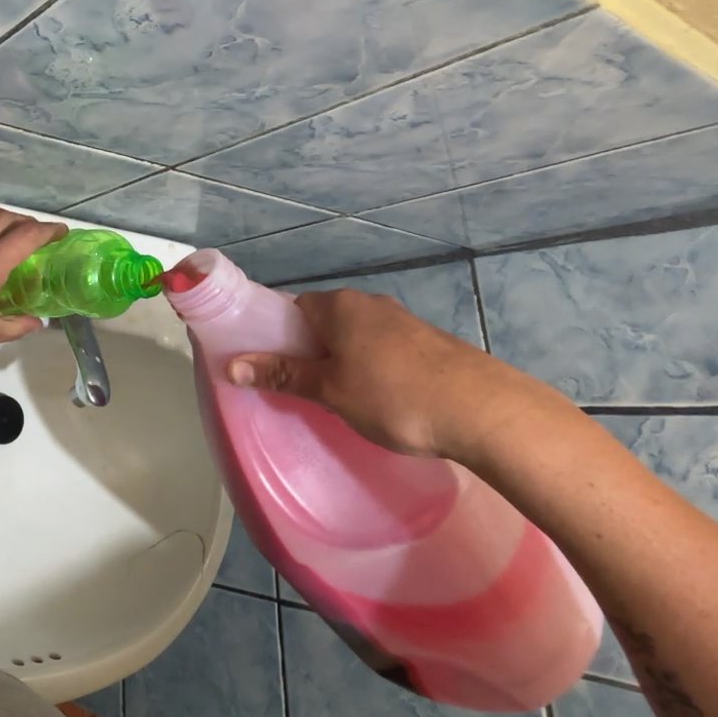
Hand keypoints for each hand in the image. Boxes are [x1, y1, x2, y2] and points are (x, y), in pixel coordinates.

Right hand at [224, 289, 553, 460]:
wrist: (486, 412)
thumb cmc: (394, 395)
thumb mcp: (330, 389)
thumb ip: (282, 375)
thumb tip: (231, 366)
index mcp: (340, 305)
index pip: (293, 307)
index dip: (278, 334)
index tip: (272, 365)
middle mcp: (371, 304)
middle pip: (325, 322)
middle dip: (311, 350)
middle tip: (301, 387)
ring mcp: (405, 323)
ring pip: (357, 338)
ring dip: (345, 361)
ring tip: (340, 398)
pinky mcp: (431, 345)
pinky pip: (385, 351)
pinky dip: (374, 369)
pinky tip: (381, 400)